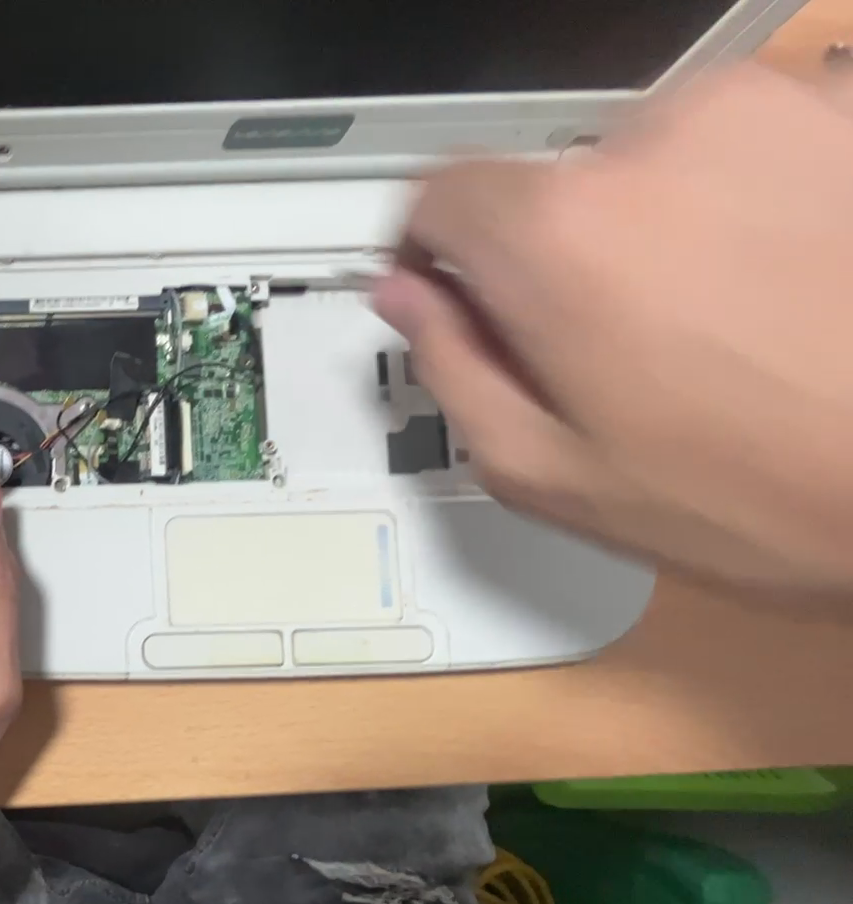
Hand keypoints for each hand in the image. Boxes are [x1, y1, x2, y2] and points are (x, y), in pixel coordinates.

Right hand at [373, 65, 852, 607]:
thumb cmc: (765, 492)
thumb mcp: (538, 463)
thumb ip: (448, 363)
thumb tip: (408, 299)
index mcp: (559, 236)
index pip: (433, 194)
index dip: (424, 249)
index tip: (442, 286)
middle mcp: (665, 147)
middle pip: (538, 184)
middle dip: (536, 252)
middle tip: (578, 338)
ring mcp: (785, 119)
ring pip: (639, 162)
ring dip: (638, 226)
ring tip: (685, 321)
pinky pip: (746, 150)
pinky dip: (731, 206)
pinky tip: (767, 287)